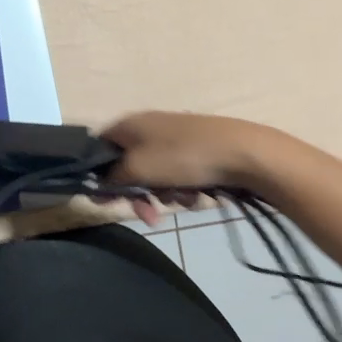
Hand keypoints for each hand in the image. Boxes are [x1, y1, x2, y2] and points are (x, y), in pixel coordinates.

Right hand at [99, 112, 283, 223]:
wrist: (244, 152)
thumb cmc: (182, 157)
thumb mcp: (138, 168)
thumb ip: (111, 177)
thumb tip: (98, 183)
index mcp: (128, 124)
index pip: (99, 147)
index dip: (98, 174)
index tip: (104, 200)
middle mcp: (147, 126)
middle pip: (128, 165)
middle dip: (138, 194)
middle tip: (149, 216)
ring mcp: (173, 136)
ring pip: (154, 173)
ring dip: (163, 194)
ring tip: (183, 202)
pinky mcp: (195, 149)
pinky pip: (177, 173)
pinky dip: (182, 187)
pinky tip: (197, 195)